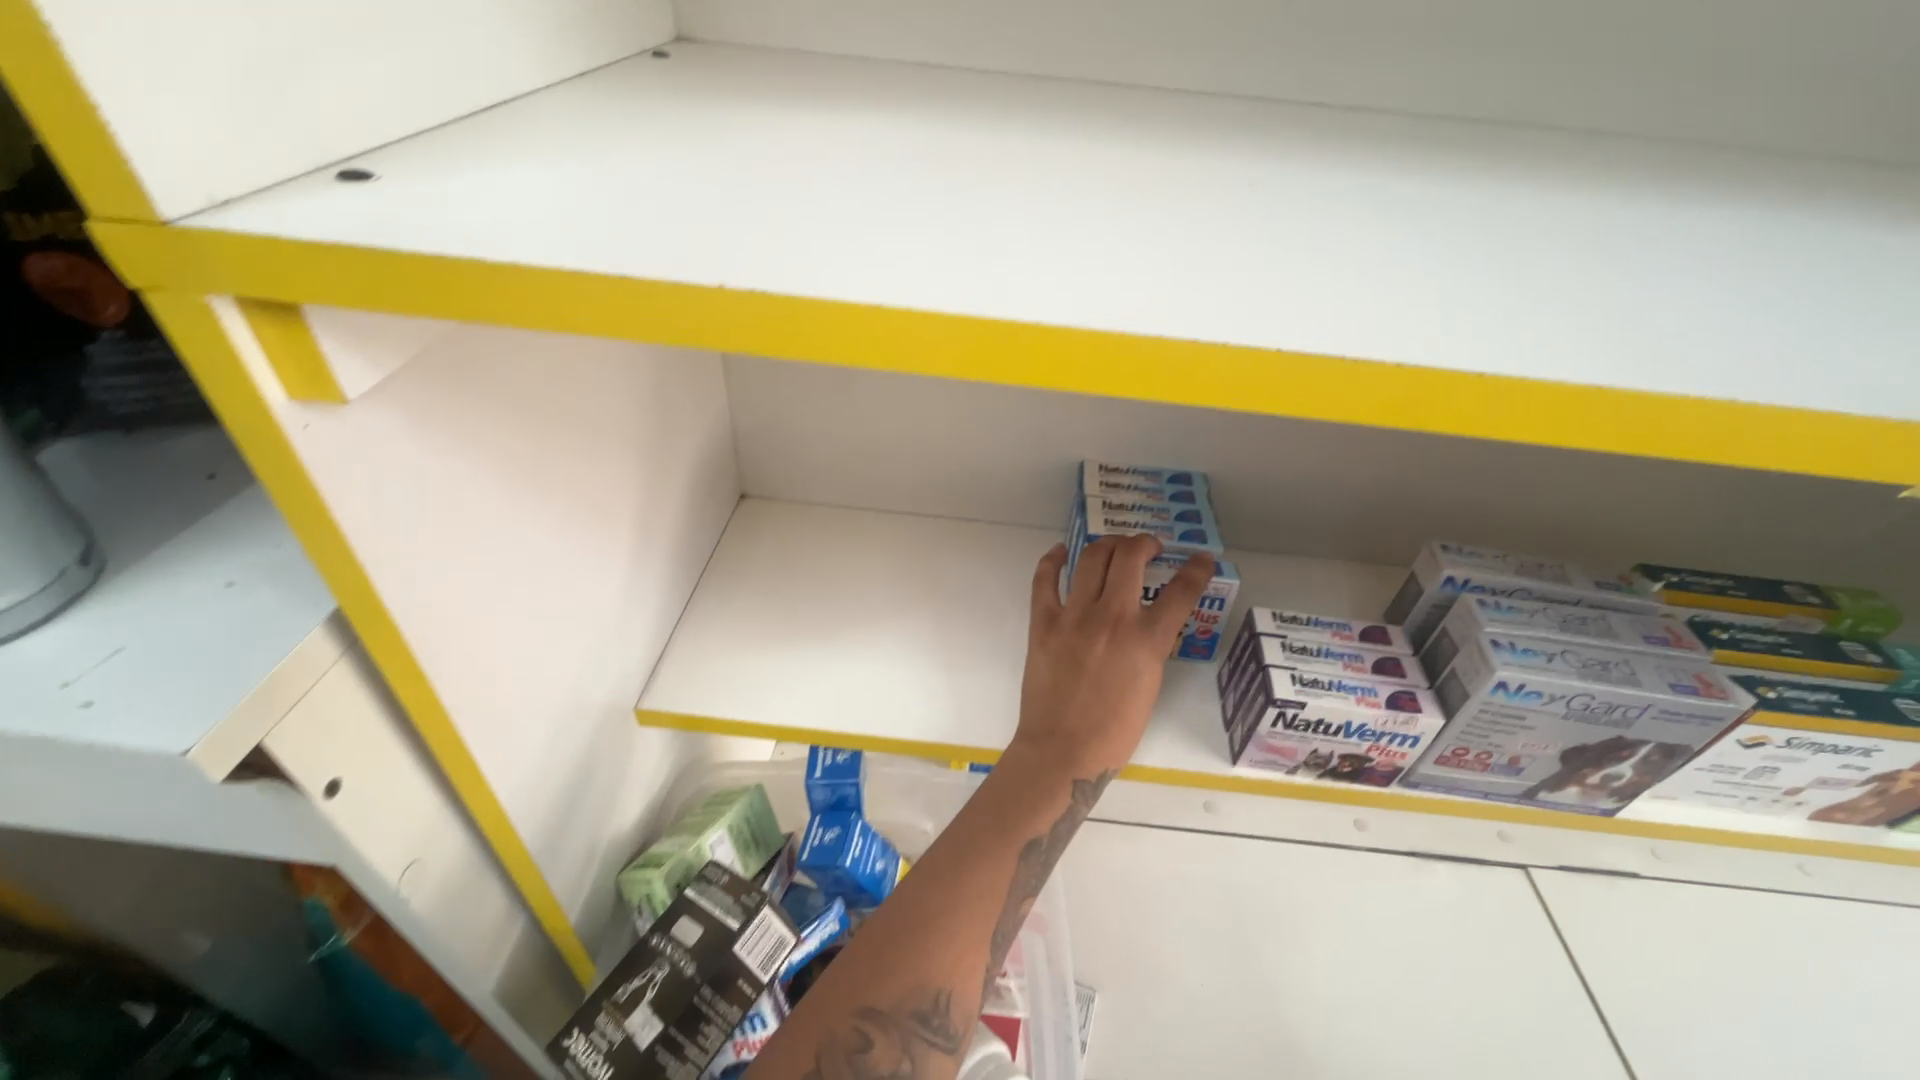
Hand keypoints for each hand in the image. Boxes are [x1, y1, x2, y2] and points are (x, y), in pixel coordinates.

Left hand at [1011, 535, 1215, 775]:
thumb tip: (1147, 625)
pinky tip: (1061, 553)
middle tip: (1149, 548)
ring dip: (1108, 545)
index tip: (1202, 559)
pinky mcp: (1043, 623)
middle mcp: (1112, 618)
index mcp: (1146, 641)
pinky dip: (1052, 560)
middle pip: (1131, 557)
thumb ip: (1151, 648)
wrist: (1062, 750)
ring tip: (1115, 547)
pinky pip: (1045, 580)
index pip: (1182, 591)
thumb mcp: (1150, 685)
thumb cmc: (1113, 732)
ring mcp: (1074, 616)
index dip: (1197, 569)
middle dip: (1145, 544)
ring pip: (1092, 558)